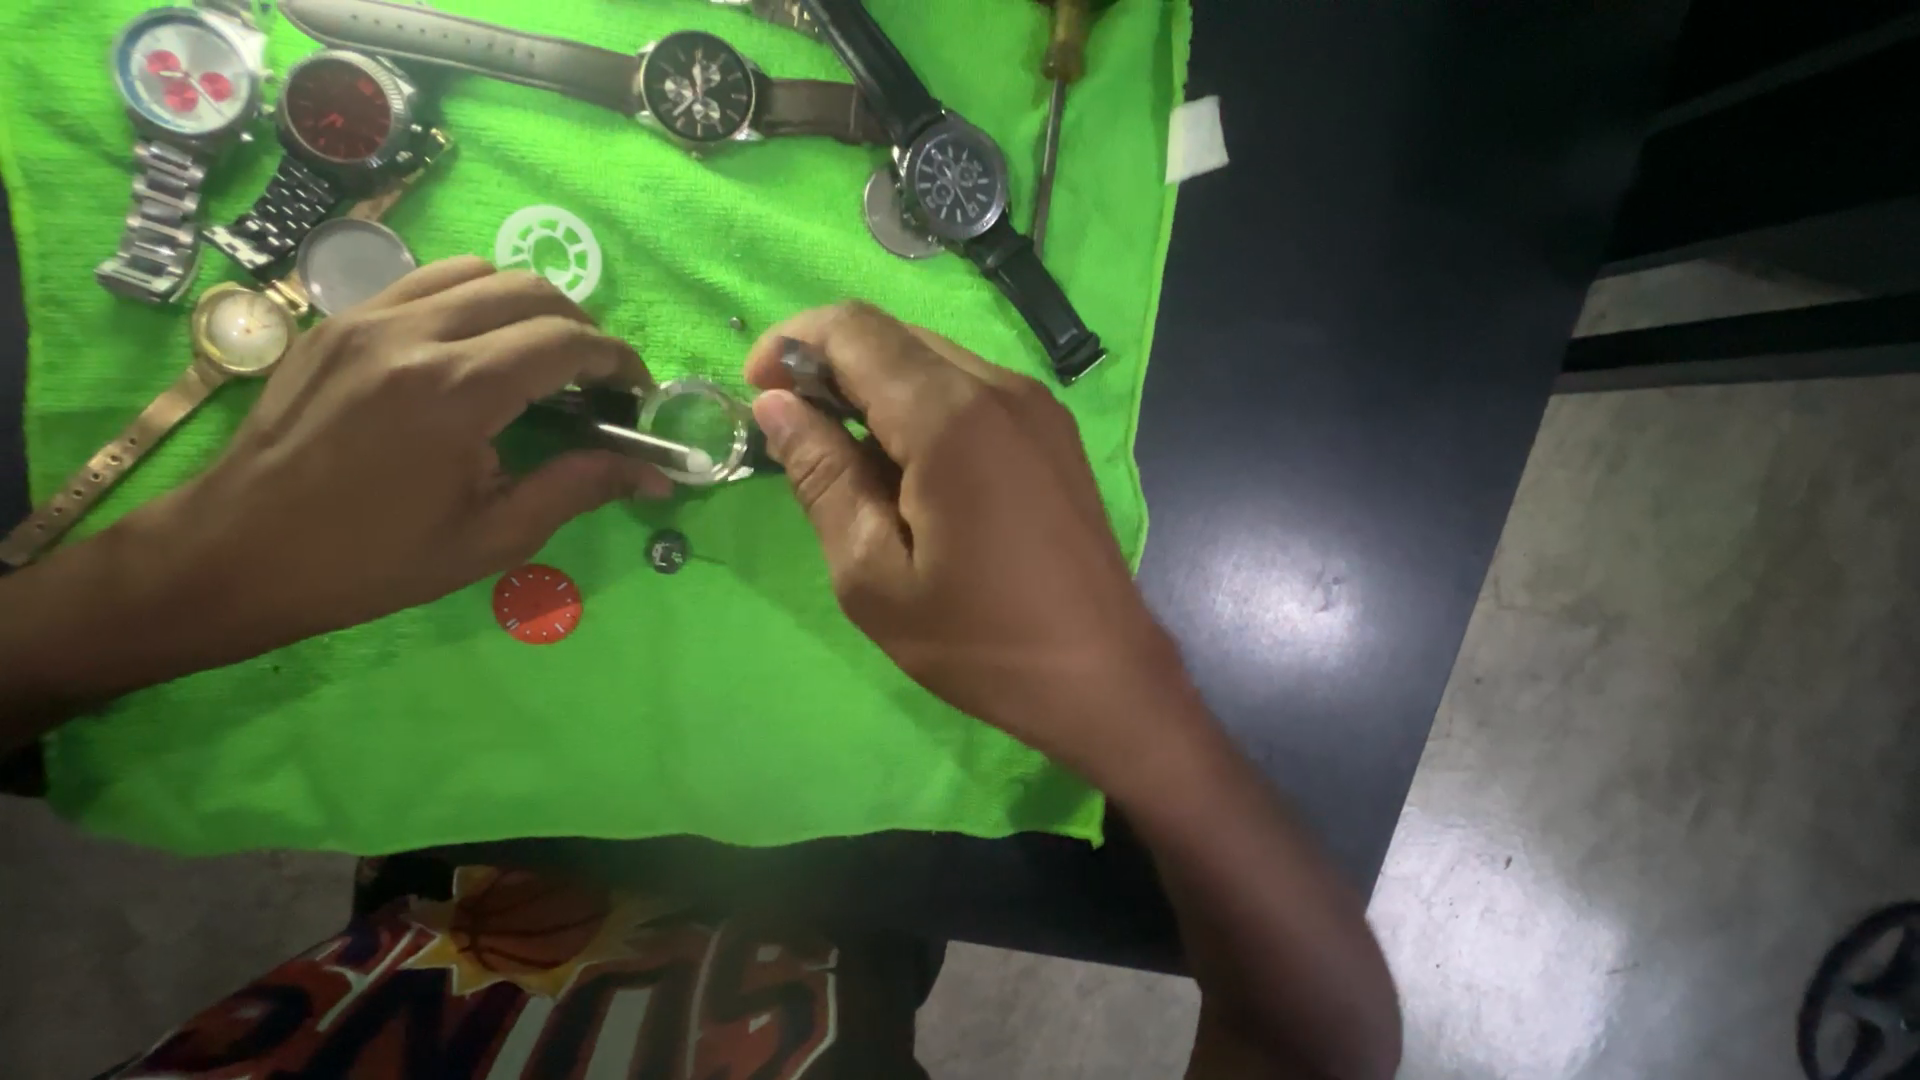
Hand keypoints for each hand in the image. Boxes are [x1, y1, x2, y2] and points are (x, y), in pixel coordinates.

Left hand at [143, 257, 670, 650]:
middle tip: (598, 381)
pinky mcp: (337, 322)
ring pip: (479, 272)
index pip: (566, 342)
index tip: (638, 394)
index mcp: (456, 393)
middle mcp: (413, 335)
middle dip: (584, 329)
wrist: (234, 552)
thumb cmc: (375, 559)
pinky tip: (477, 350)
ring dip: (530, 308)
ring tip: (542, 359)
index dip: (619, 361)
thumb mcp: (494, 536)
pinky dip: (474, 301)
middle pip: (531, 291)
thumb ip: (580, 487)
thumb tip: (655, 474)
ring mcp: (367, 319)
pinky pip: (426, 281)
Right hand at [744, 302, 1189, 779]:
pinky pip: (972, 391)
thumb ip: (821, 475)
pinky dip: (924, 408)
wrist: (1101, 677)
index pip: (854, 329)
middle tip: (802, 437)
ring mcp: (1037, 407)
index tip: (759, 393)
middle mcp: (1000, 388)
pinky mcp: (1054, 434)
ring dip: (878, 389)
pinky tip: (914, 472)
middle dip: (832, 367)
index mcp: (950, 416)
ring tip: (855, 465)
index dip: (792, 344)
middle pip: (894, 337)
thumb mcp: (872, 573)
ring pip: (934, 360)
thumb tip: (777, 404)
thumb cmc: (978, 640)